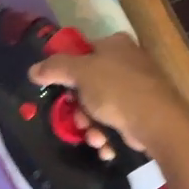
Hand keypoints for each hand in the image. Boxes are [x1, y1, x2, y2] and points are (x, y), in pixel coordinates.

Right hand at [29, 34, 182, 157]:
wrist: (156, 122)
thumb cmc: (117, 90)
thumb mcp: (80, 73)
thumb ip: (54, 68)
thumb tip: (32, 70)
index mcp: (114, 45)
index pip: (81, 52)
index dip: (66, 72)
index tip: (59, 91)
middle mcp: (126, 62)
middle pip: (86, 85)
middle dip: (78, 109)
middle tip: (78, 120)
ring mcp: (135, 88)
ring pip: (98, 108)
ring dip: (90, 127)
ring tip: (95, 137)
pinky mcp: (140, 112)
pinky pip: (113, 122)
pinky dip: (106, 135)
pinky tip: (106, 144)